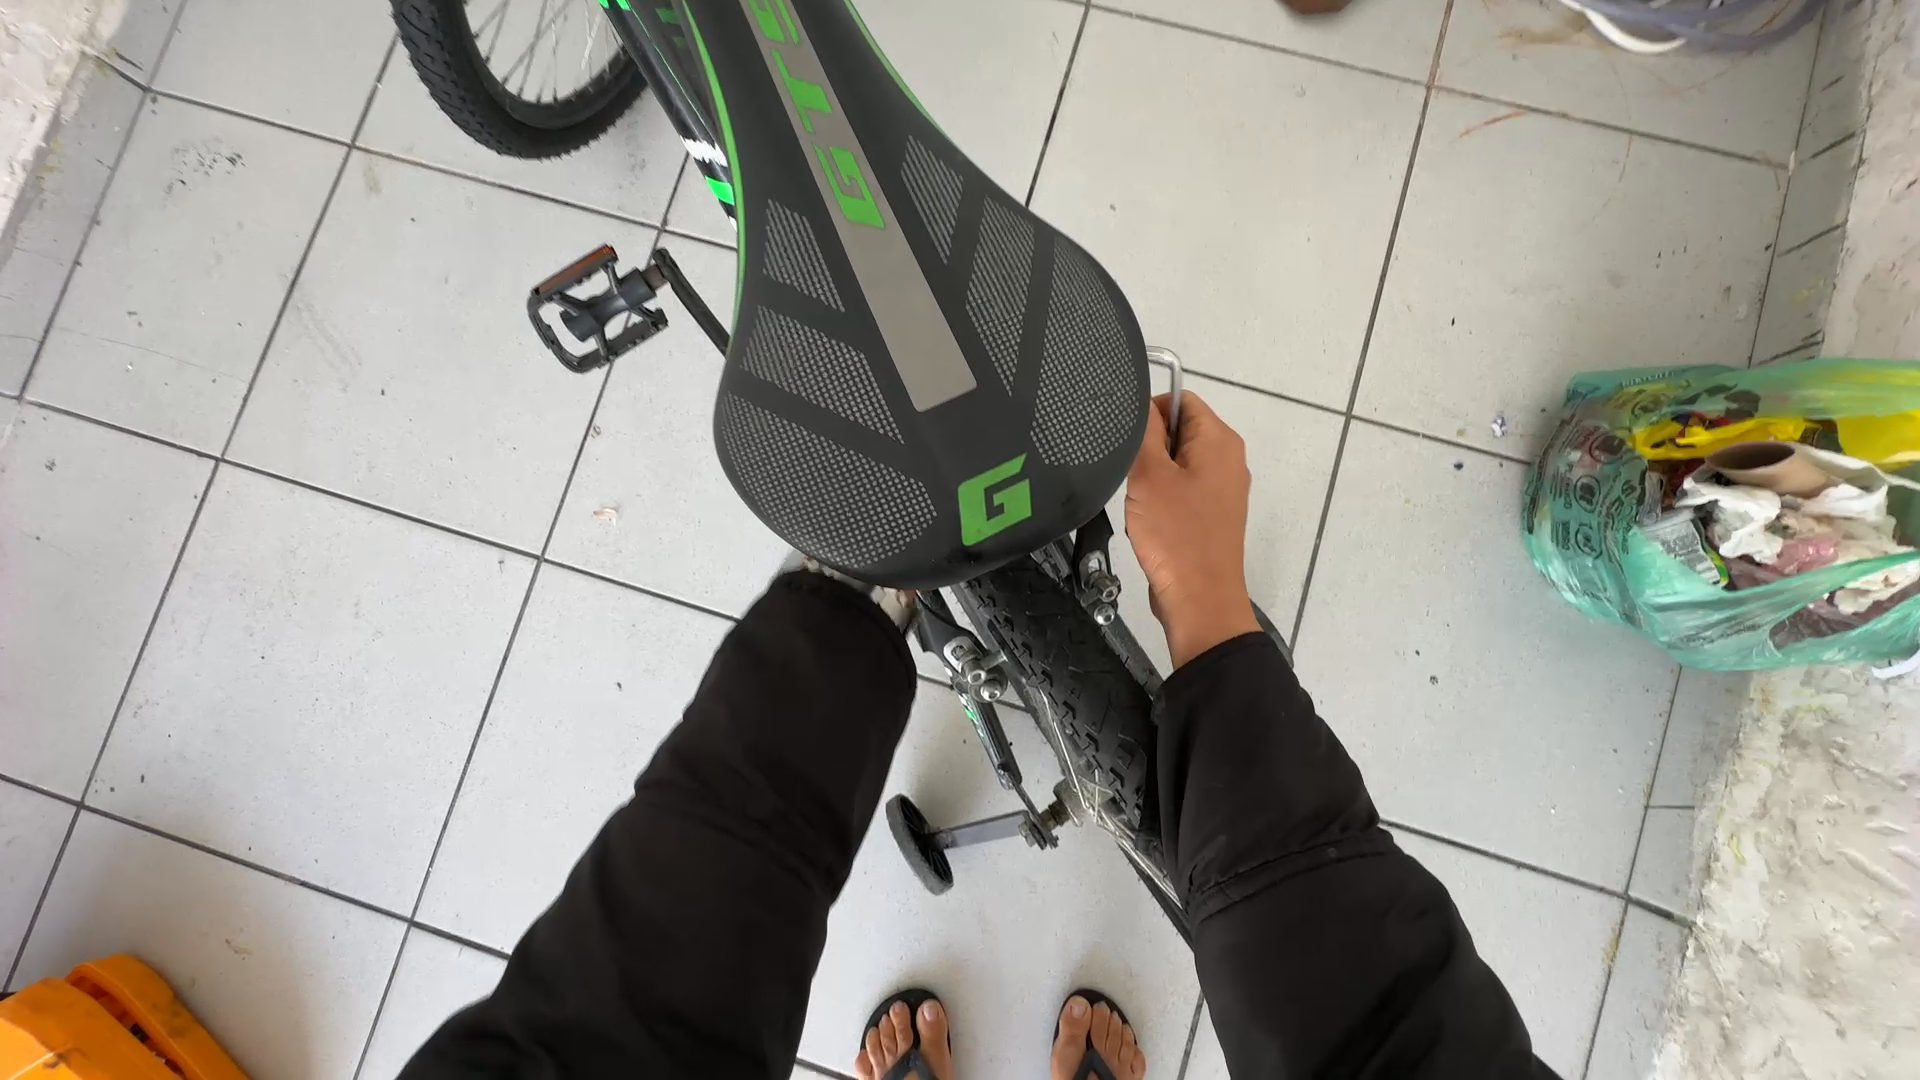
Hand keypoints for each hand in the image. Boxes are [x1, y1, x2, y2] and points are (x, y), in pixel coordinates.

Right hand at [1124, 392, 1260, 667]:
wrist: (1199, 598)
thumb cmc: (1175, 533)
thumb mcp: (1149, 475)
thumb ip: (1144, 432)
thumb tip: (1144, 405)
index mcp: (1219, 441)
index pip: (1181, 399)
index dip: (1149, 411)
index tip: (1125, 441)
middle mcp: (1228, 460)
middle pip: (1179, 432)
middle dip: (1148, 449)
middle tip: (1130, 474)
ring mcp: (1222, 490)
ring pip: (1175, 464)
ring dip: (1150, 478)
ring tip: (1138, 502)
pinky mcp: (1212, 516)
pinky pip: (1180, 492)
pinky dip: (1160, 500)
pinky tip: (1147, 522)